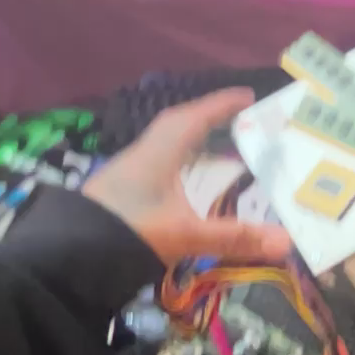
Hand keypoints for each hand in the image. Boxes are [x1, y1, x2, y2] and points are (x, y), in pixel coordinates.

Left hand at [81, 89, 292, 266]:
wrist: (68, 258)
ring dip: (193, 141)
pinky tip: (189, 181)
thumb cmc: (129, 233)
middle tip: (238, 121)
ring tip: (220, 146)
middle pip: (179, 127)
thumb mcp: (187, 235)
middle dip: (210, 119)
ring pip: (167, 146)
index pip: (195, 118)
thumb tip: (286, 242)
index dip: (222, 105)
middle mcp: (144, 156)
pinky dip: (181, 164)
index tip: (248, 96)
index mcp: (160, 153)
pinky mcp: (123, 193)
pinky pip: (160, 165)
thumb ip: (235, 238)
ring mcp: (130, 174)